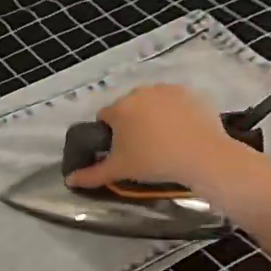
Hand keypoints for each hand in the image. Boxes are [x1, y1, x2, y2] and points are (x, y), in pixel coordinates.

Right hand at [63, 84, 247, 191]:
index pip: (104, 117)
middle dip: (131, 123)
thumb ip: (91, 175)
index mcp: (119, 109)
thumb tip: (69, 180)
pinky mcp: (190, 93)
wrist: (201, 156)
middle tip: (142, 148)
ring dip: (152, 116)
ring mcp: (166, 90)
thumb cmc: (154, 162)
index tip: (120, 150)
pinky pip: (175, 102)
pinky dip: (175, 113)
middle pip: (128, 107)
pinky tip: (182, 131)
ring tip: (164, 140)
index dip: (109, 134)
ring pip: (152, 103)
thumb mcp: (119, 171)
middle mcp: (140, 93)